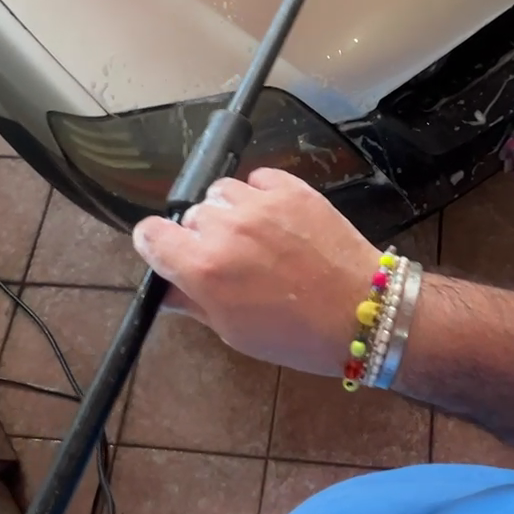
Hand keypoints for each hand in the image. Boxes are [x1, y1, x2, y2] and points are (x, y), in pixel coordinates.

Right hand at [131, 168, 381, 375]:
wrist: (363, 311)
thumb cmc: (296, 334)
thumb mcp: (234, 331)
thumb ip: (192, 302)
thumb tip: (164, 288)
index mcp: (204, 268)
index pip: (150, 235)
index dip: (157, 245)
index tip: (169, 252)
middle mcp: (226, 228)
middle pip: (191, 216)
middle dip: (201, 236)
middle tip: (230, 259)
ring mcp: (261, 204)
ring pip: (221, 192)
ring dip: (230, 212)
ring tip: (255, 237)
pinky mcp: (292, 188)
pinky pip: (257, 178)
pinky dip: (260, 194)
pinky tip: (276, 218)